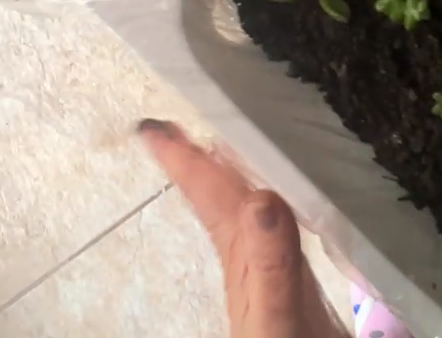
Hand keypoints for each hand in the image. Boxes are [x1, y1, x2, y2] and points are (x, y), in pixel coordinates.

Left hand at [139, 119, 345, 337]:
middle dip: (196, 158)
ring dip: (226, 175)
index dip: (181, 160)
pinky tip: (273, 197)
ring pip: (239, 209)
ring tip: (220, 143)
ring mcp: (266, 269)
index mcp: (241, 253)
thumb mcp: (280, 318)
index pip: (207, 195)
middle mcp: (247, 255)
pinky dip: (265, 199)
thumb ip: (272, 265)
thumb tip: (261, 198)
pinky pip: (270, 226)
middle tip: (178, 122)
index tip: (151, 126)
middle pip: (216, 196)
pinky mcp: (290, 283)